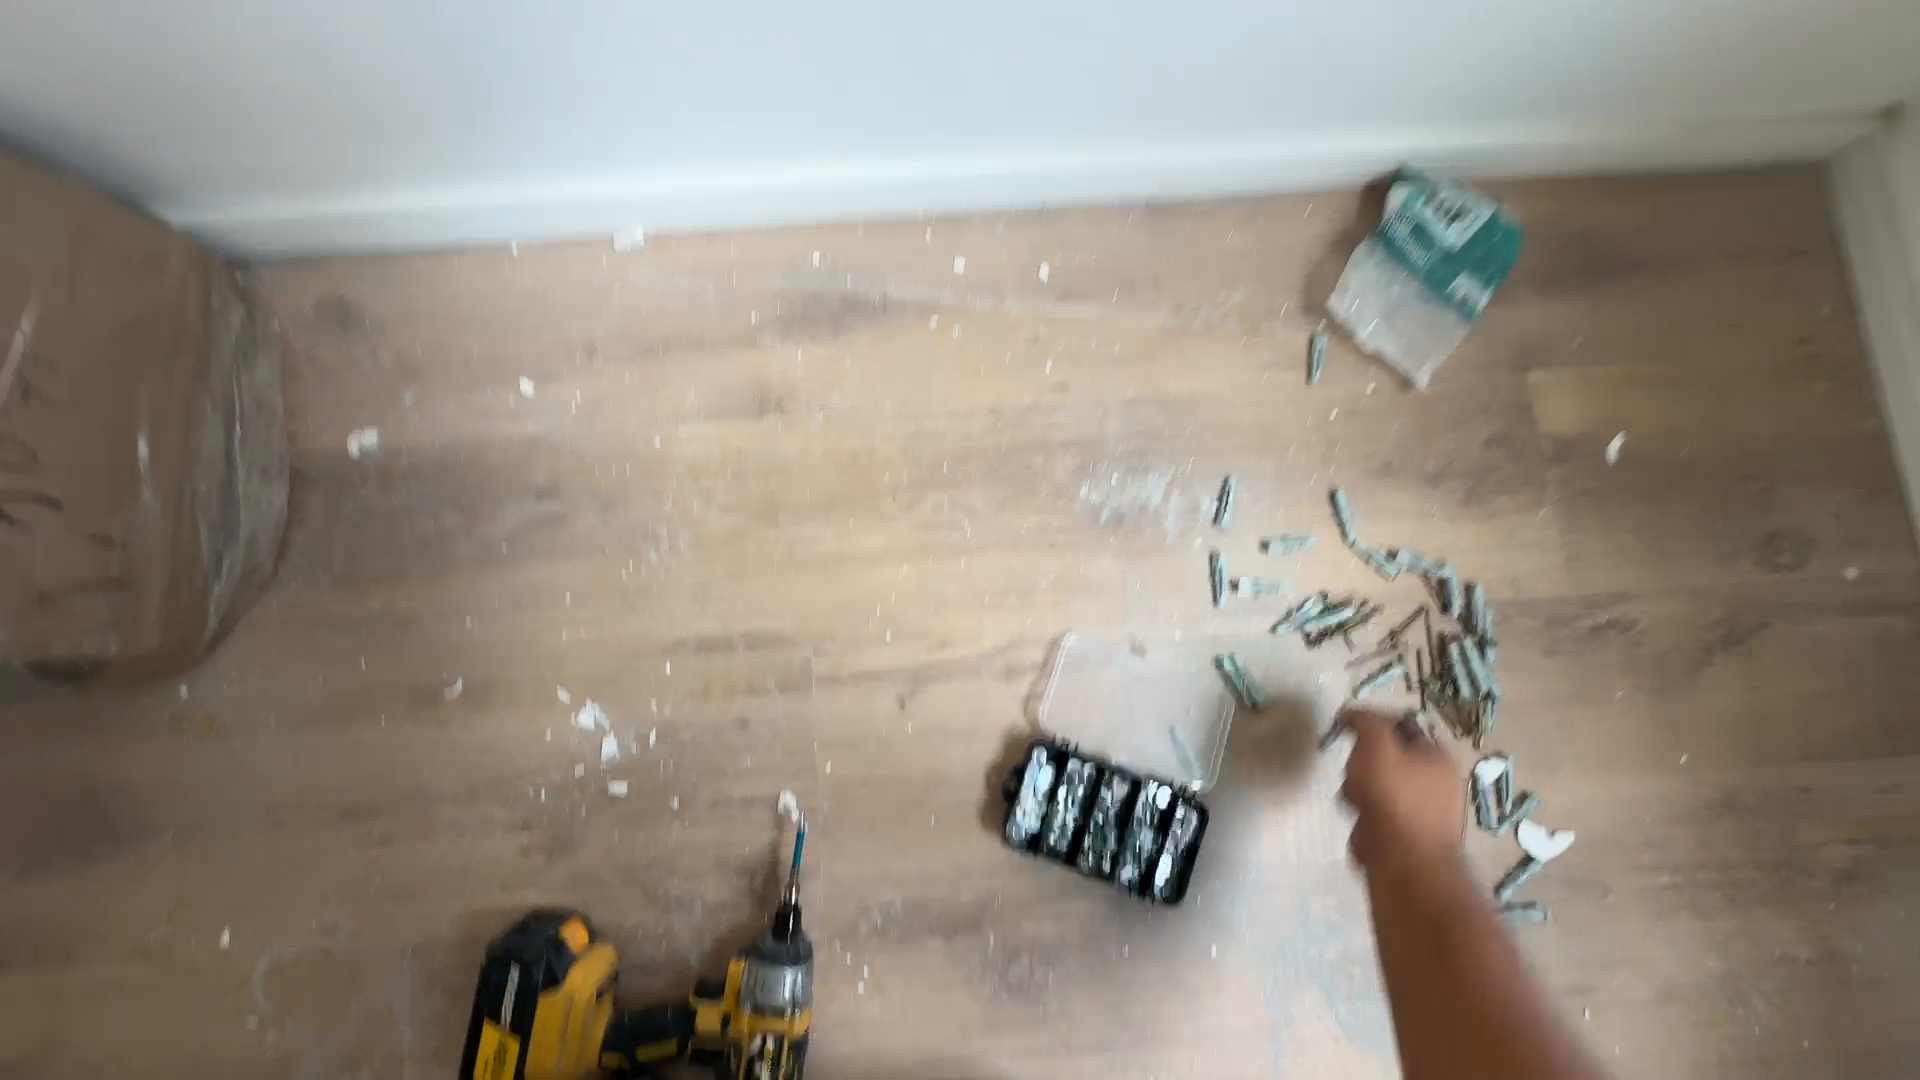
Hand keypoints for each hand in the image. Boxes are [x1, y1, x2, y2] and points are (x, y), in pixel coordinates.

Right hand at [1336, 706, 1465, 878]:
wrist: (1403, 861)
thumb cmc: (1394, 796)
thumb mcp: (1377, 745)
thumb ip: (1365, 721)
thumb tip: (1350, 712)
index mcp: (1437, 756)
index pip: (1401, 724)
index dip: (1372, 722)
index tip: (1347, 727)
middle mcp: (1433, 780)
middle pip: (1383, 753)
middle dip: (1361, 759)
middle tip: (1356, 768)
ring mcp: (1418, 807)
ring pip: (1373, 780)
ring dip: (1356, 785)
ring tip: (1355, 799)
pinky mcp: (1400, 830)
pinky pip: (1372, 807)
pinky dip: (1362, 810)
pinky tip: (1360, 819)